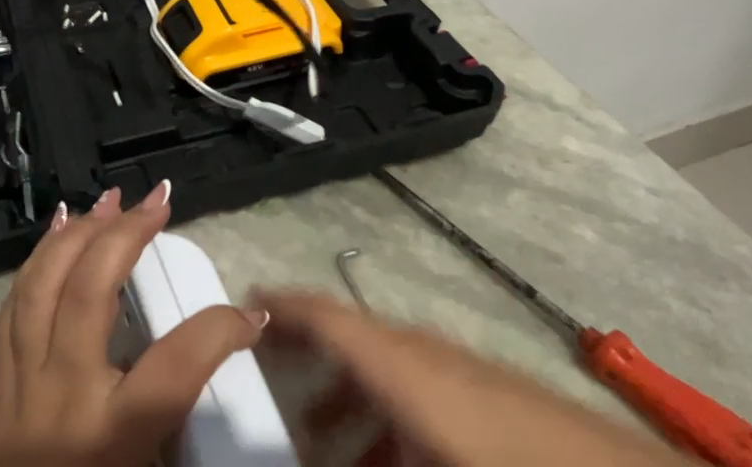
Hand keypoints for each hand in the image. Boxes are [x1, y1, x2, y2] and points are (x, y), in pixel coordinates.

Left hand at [0, 182, 267, 466]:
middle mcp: (64, 394)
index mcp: (114, 432)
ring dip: (78, 234)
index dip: (220, 329)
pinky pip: (13, 304)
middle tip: (157, 200)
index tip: (251, 313)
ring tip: (108, 200)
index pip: (177, 363)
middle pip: (91, 293)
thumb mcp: (146, 466)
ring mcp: (20, 382)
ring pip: (42, 285)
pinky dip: (37, 260)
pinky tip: (54, 231)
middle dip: (126, 236)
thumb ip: (179, 415)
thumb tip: (216, 358)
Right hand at [258, 291, 689, 466]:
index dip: (285, 305)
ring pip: (391, 368)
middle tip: (274, 391)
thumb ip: (358, 451)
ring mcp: (469, 371)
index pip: (330, 318)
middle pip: (355, 340)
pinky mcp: (499, 392)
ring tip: (329, 449)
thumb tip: (311, 448)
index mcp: (406, 370)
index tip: (247, 300)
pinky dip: (395, 415)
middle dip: (310, 362)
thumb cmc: (504, 462)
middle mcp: (432, 356)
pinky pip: (426, 388)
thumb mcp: (419, 458)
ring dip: (353, 400)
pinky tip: (398, 457)